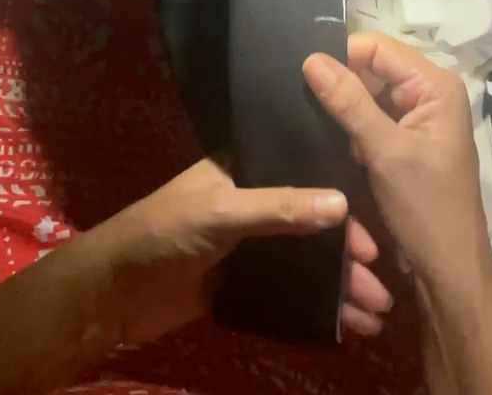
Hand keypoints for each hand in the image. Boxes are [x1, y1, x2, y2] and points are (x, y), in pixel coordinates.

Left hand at [78, 158, 395, 345]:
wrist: (112, 291)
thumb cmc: (165, 231)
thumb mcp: (223, 211)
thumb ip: (280, 208)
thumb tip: (343, 205)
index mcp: (245, 168)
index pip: (305, 177)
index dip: (340, 204)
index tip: (370, 239)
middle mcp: (252, 202)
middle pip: (311, 225)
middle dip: (346, 256)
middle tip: (379, 287)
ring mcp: (247, 245)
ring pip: (303, 260)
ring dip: (336, 284)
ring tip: (373, 314)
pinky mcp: (240, 282)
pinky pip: (287, 290)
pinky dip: (315, 303)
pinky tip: (344, 322)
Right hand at [302, 33, 489, 289]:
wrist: (449, 272)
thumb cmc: (426, 209)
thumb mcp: (385, 153)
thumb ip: (349, 103)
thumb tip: (311, 59)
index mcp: (435, 86)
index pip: (379, 48)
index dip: (342, 55)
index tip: (302, 71)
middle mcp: (428, 93)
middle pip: (372, 68)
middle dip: (340, 82)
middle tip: (297, 94)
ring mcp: (416, 117)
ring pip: (367, 93)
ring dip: (342, 106)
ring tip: (305, 113)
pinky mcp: (403, 140)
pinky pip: (369, 118)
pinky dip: (349, 126)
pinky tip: (325, 134)